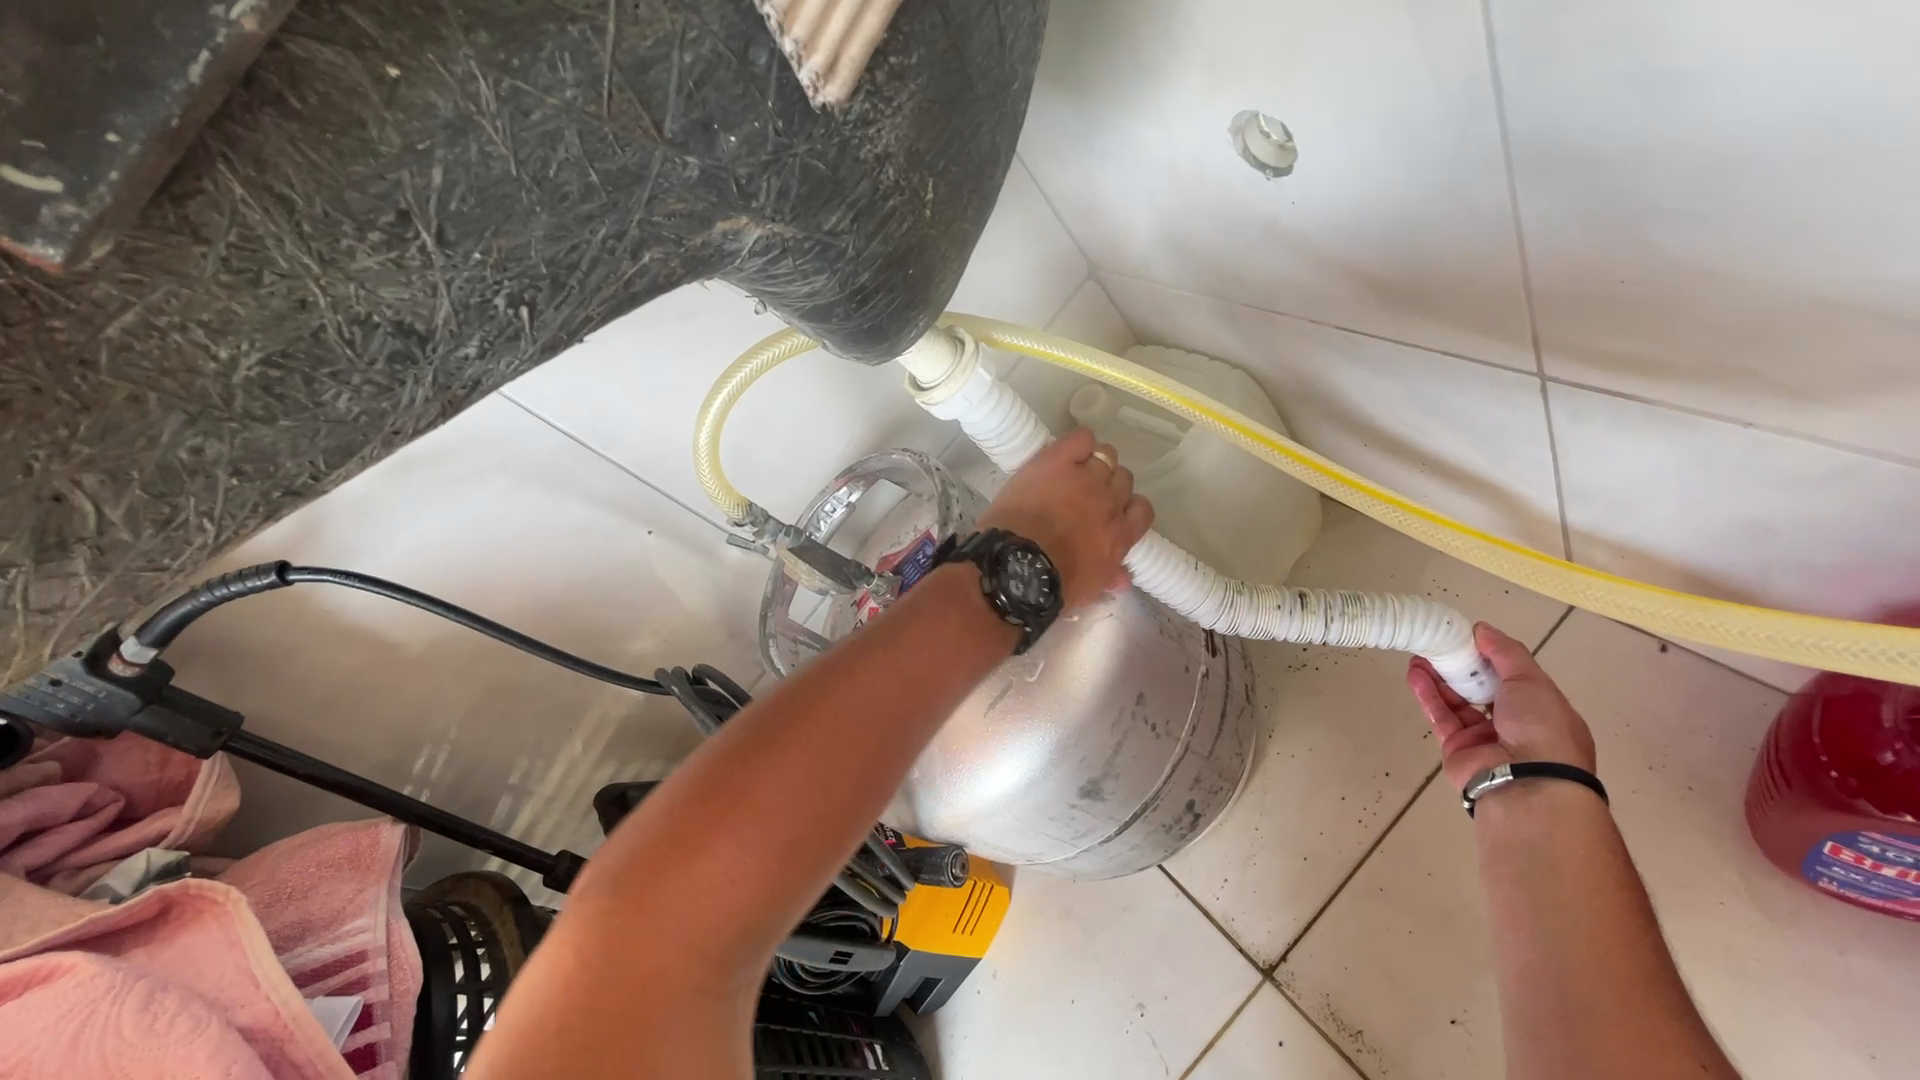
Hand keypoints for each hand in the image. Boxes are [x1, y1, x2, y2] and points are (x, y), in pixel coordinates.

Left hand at [978, 427, 1152, 610]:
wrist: (1017, 566)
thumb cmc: (1051, 586)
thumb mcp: (1087, 590)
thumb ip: (1108, 577)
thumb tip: (1123, 578)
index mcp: (1119, 537)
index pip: (1142, 510)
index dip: (1127, 507)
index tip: (1110, 511)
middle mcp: (1109, 503)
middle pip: (1123, 479)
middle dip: (1106, 485)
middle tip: (1082, 494)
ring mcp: (1085, 478)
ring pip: (1106, 455)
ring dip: (1092, 462)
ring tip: (1070, 472)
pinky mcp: (1057, 461)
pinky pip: (1081, 437)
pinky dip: (1077, 442)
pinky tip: (1064, 454)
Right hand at [1406, 623, 1596, 790]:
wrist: (1525, 781)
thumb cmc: (1540, 727)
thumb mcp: (1531, 681)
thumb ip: (1506, 653)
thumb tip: (1482, 629)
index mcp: (1541, 709)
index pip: (1513, 677)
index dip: (1490, 657)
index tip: (1467, 638)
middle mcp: (1514, 723)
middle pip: (1481, 688)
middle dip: (1459, 666)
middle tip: (1436, 645)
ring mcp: (1485, 737)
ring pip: (1457, 701)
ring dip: (1438, 678)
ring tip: (1418, 656)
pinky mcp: (1457, 747)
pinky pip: (1441, 716)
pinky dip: (1428, 696)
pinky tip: (1415, 676)